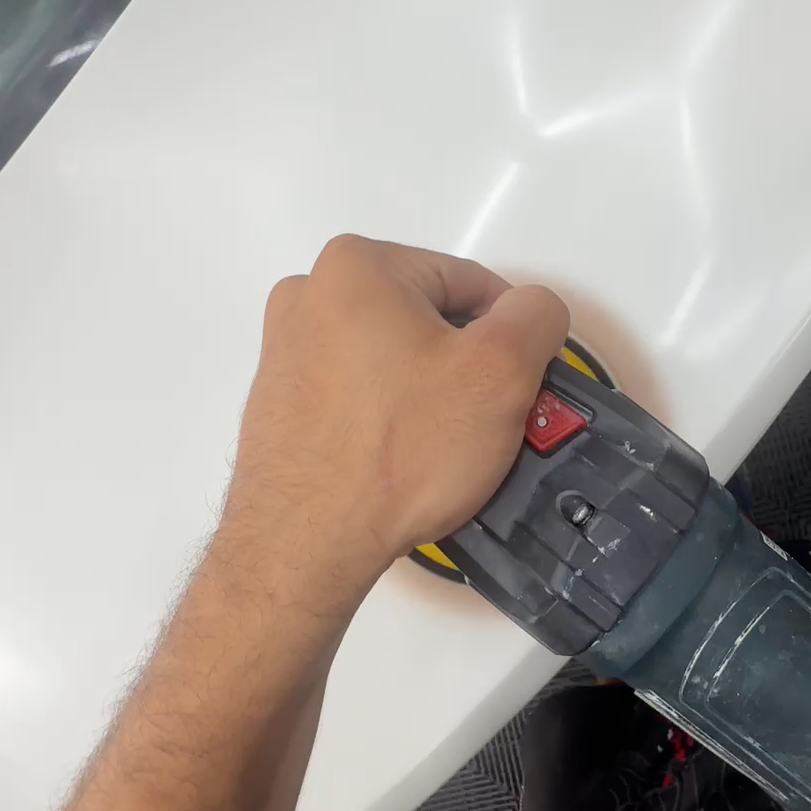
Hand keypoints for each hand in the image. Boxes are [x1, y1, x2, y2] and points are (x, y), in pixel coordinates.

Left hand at [221, 235, 568, 603]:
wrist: (305, 545)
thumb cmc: (407, 445)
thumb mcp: (502, 369)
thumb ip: (537, 315)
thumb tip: (532, 309)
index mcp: (358, 265)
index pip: (471, 283)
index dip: (511, 334)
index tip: (520, 386)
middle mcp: (308, 292)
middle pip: (428, 318)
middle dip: (465, 363)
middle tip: (484, 419)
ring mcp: (283, 350)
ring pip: (392, 356)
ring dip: (428, 389)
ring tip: (442, 445)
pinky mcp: (274, 402)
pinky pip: (355, 392)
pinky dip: (386, 414)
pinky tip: (398, 457)